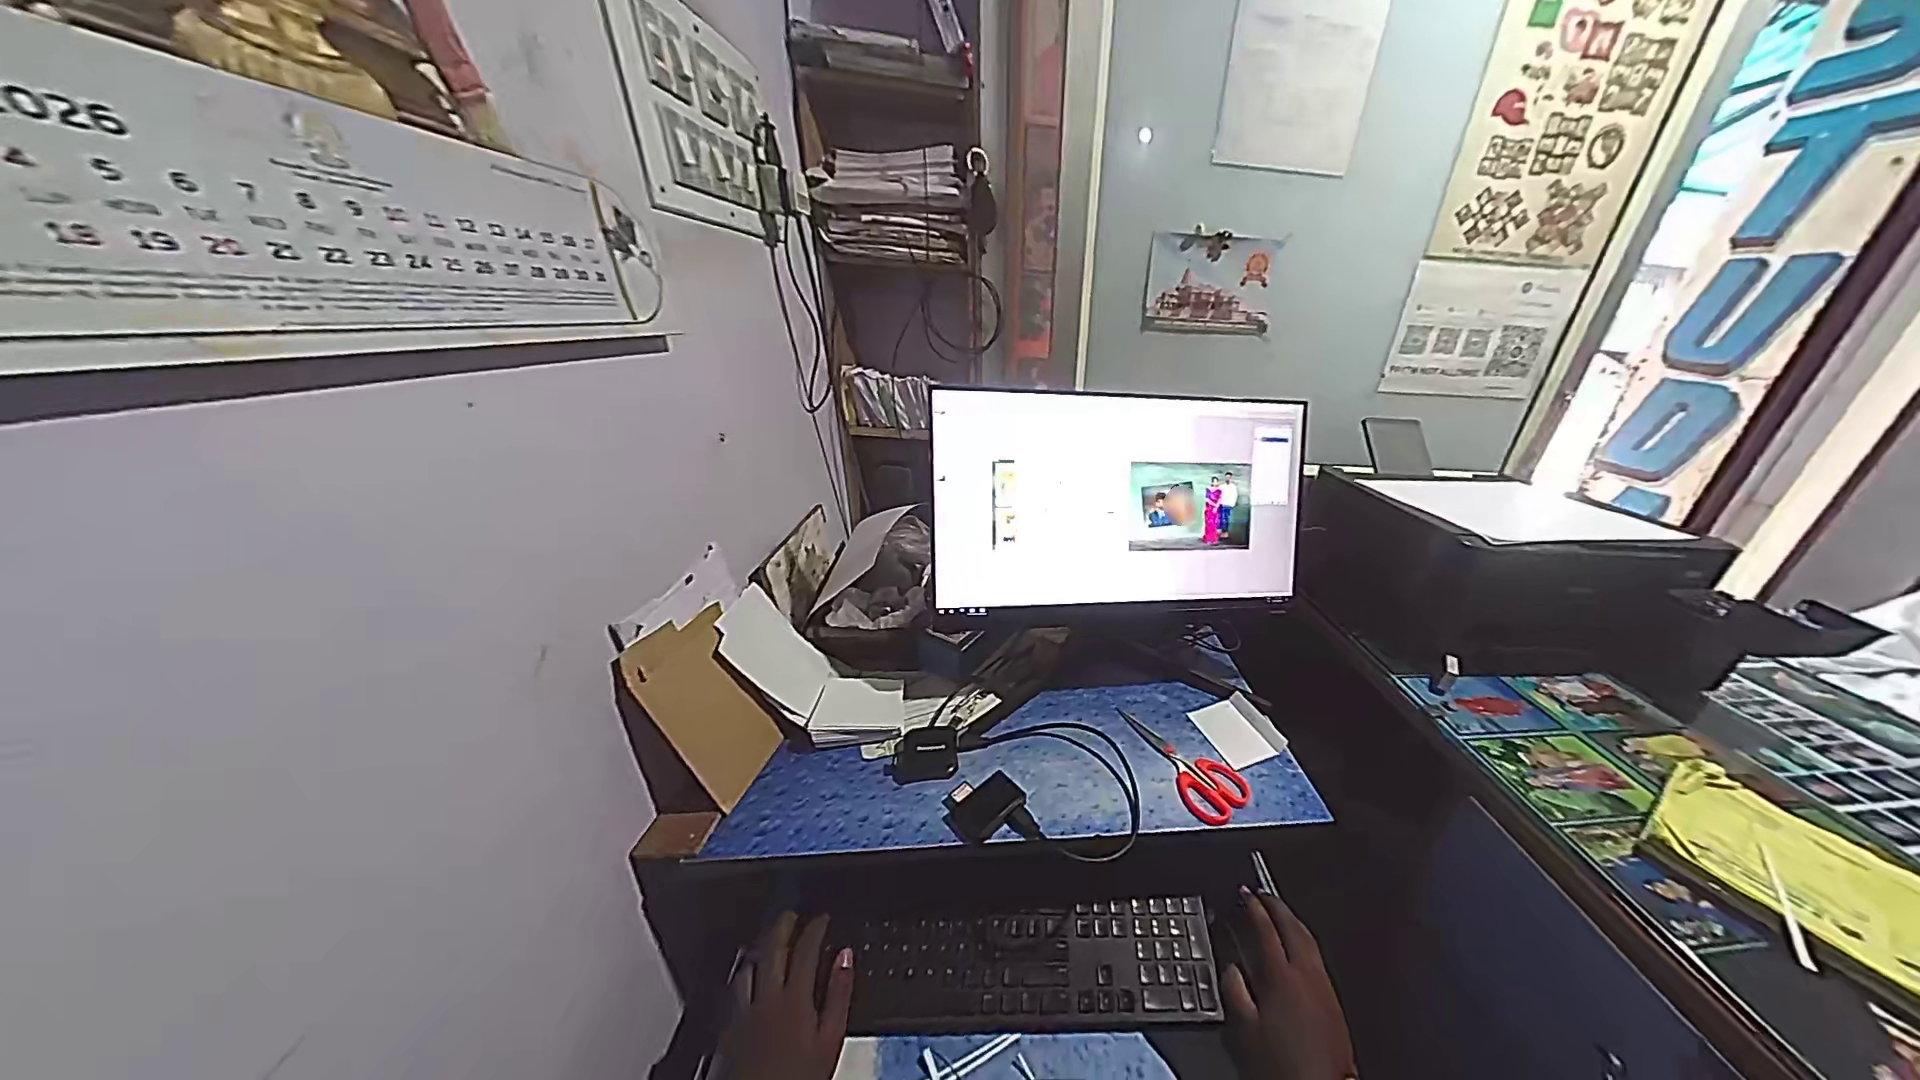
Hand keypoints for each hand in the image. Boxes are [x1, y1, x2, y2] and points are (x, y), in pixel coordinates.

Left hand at [714, 912, 853, 1079]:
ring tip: (770, 940)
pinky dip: (745, 973)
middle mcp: (767, 999)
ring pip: (749, 965)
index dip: (815, 927)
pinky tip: (749, 975)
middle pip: (772, 948)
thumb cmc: (800, 1079)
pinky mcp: (729, 1028)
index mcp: (795, 998)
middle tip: (793, 915)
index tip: (822, 919)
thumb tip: (846, 957)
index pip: (805, 949)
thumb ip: (839, 994)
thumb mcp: (831, 1039)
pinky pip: (734, 989)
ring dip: (761, 947)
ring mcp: (744, 1012)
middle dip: (784, 925)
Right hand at [1221, 887, 1355, 1079]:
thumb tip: (1231, 968)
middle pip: (1292, 927)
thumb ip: (1234, 990)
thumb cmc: (1283, 1066)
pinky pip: (1317, 956)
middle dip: (1276, 905)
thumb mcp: (1245, 1029)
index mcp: (1280, 977)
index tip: (1245, 894)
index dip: (1254, 908)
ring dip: (1292, 919)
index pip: (1265, 929)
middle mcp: (1305, 975)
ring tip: (1279, 910)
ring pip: (1309, 940)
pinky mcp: (1334, 1001)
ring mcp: (1324, 987)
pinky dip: (1304, 938)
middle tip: (1262, 893)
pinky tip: (1297, 944)